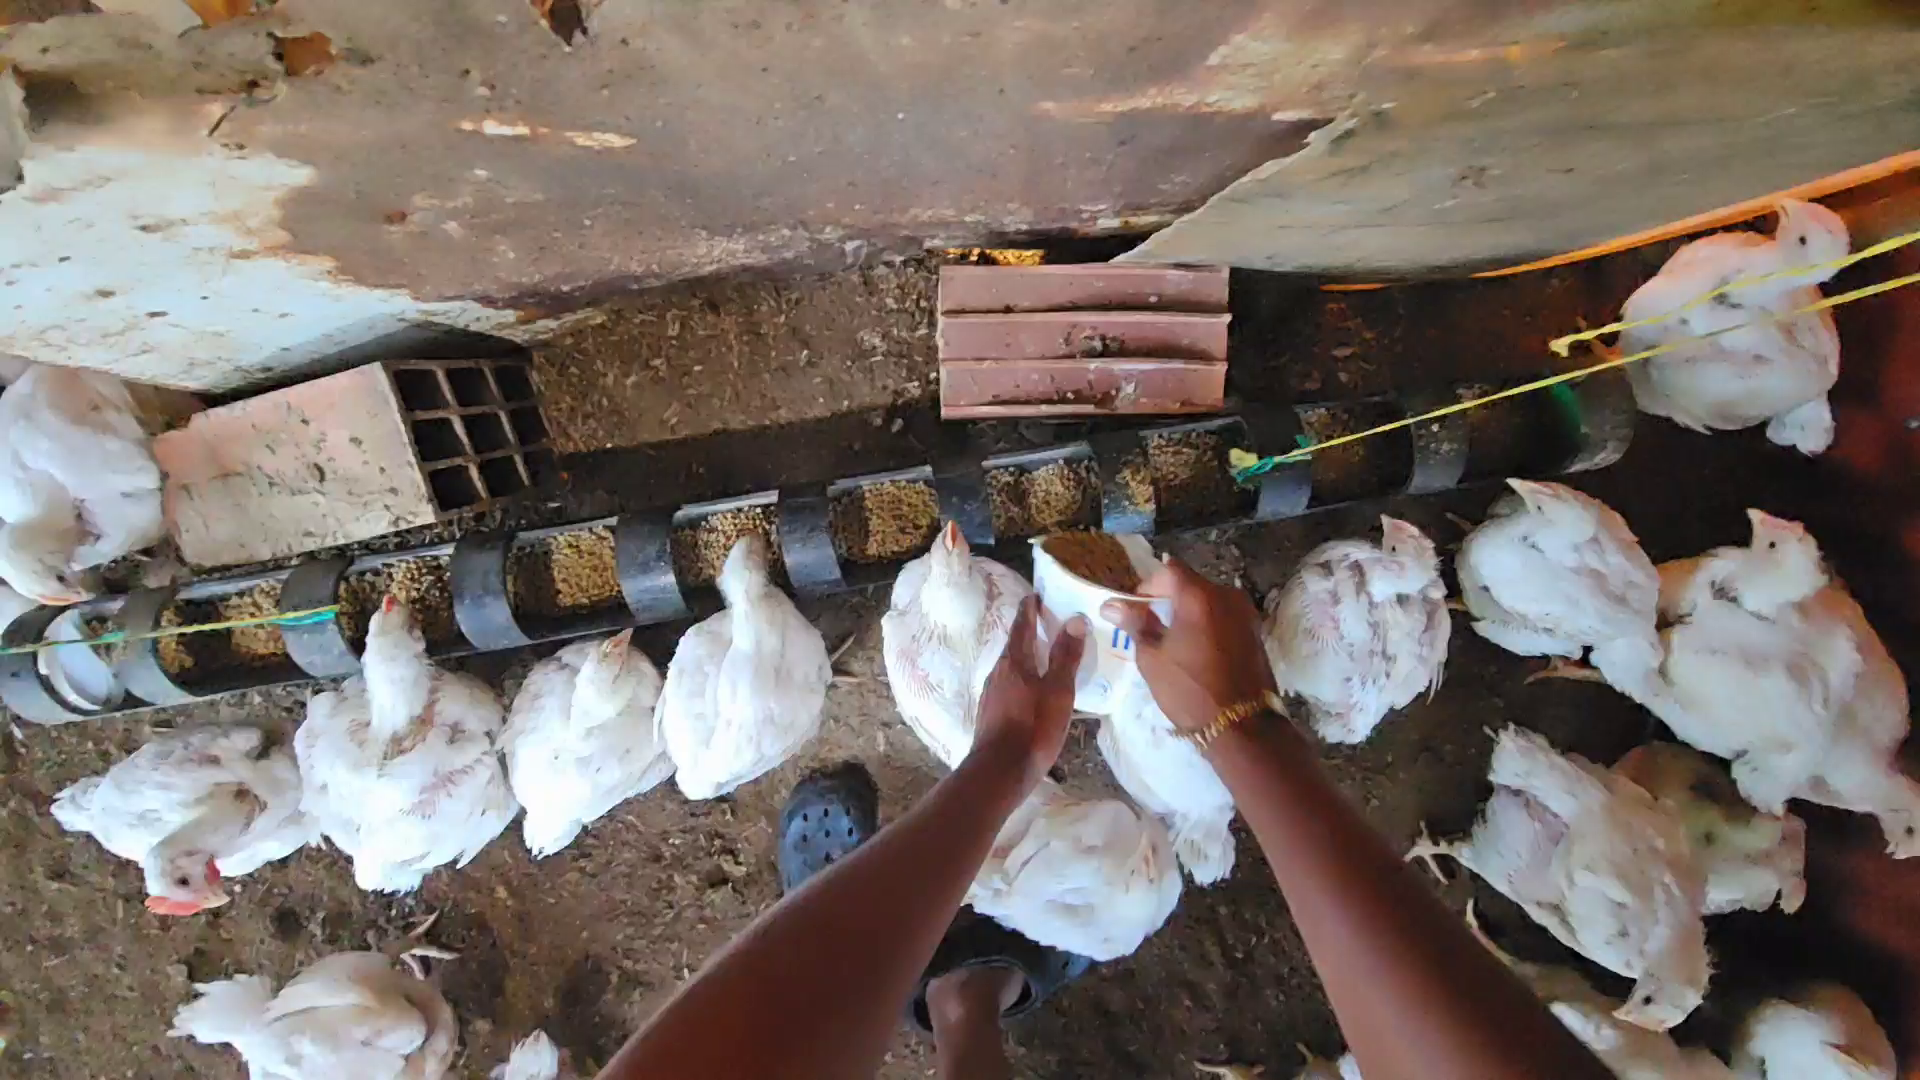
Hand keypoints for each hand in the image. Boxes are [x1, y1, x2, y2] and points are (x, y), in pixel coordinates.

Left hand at [974, 596, 1086, 787]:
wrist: (999, 771)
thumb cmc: (1033, 727)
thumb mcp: (1058, 690)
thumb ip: (1066, 656)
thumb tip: (1074, 619)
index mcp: (1014, 660)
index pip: (1021, 624)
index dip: (1030, 608)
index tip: (1036, 594)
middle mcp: (998, 671)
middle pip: (1015, 644)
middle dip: (1030, 631)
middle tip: (1048, 622)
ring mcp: (992, 693)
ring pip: (1011, 666)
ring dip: (1027, 656)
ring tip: (1046, 655)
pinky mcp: (991, 713)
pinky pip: (1009, 685)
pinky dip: (1023, 678)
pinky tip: (1034, 689)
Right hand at [1101, 558, 1273, 732]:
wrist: (1242, 726)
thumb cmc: (1190, 689)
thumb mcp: (1152, 658)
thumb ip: (1135, 624)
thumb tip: (1111, 605)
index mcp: (1199, 596)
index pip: (1169, 570)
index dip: (1148, 585)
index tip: (1136, 609)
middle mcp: (1227, 596)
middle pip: (1190, 583)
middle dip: (1167, 598)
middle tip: (1149, 625)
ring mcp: (1246, 614)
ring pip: (1208, 600)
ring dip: (1188, 612)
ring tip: (1172, 639)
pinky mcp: (1255, 632)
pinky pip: (1223, 616)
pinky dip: (1206, 624)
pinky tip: (1195, 649)